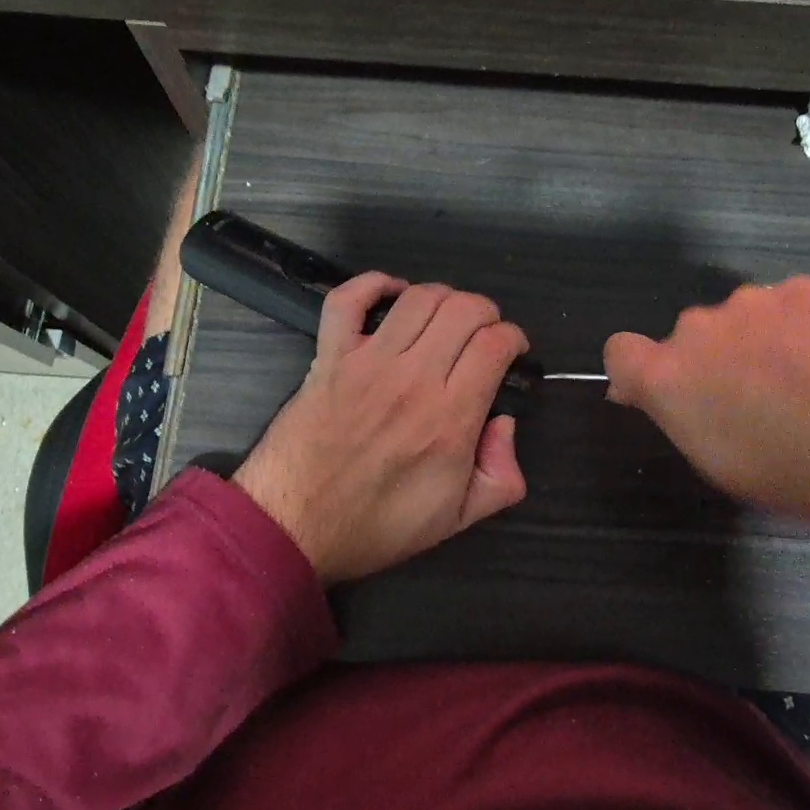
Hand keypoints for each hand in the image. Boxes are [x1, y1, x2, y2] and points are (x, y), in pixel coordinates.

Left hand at [233, 274, 530, 583]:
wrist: (295, 524)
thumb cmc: (377, 525)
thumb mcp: (457, 520)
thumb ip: (502, 476)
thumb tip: (504, 424)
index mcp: (450, 417)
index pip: (495, 343)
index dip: (514, 338)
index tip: (511, 351)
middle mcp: (413, 378)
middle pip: (464, 309)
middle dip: (487, 313)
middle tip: (484, 335)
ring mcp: (368, 362)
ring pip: (418, 298)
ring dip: (443, 297)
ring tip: (445, 318)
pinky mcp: (330, 356)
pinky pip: (348, 300)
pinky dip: (373, 283)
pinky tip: (392, 293)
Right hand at [604, 276, 809, 593]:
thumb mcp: (729, 466)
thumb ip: (682, 417)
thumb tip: (648, 391)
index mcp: (673, 376)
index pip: (620, 352)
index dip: (639, 371)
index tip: (666, 394)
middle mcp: (708, 327)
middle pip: (694, 337)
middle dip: (717, 363)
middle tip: (764, 404)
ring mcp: (766, 300)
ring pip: (750, 319)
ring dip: (768, 344)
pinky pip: (801, 306)